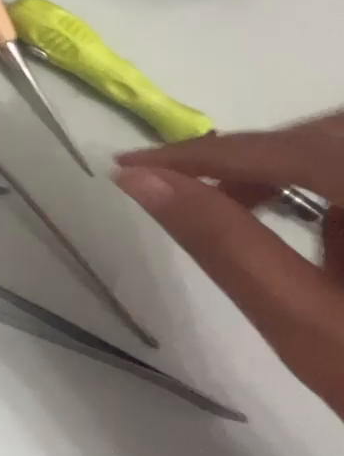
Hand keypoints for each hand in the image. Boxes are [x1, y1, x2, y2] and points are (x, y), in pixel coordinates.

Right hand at [115, 111, 343, 416]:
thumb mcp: (301, 319)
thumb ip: (222, 241)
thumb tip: (139, 178)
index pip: (291, 151)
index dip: (205, 153)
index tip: (131, 165)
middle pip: (332, 136)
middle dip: (258, 155)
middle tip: (192, 189)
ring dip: (296, 167)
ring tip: (251, 212)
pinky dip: (332, 184)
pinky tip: (325, 235)